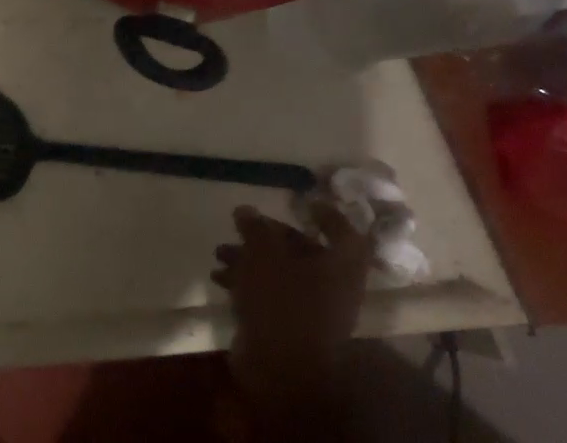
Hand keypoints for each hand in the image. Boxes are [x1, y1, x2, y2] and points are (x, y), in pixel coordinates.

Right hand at [213, 203, 371, 400]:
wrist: (281, 365)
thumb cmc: (281, 302)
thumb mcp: (263, 256)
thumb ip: (256, 229)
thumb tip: (248, 210)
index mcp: (340, 268)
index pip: (346, 234)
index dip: (329, 216)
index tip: (304, 201)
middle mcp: (334, 286)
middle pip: (307, 252)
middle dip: (271, 237)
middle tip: (242, 226)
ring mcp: (315, 307)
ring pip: (284, 271)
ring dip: (252, 258)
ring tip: (220, 254)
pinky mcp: (292, 322)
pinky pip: (273, 292)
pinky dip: (249, 280)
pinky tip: (221, 278)